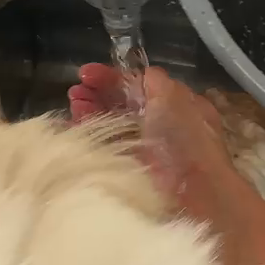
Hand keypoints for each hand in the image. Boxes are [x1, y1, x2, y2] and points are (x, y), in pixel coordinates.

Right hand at [68, 65, 264, 249]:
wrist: (191, 191)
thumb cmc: (185, 138)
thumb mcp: (173, 96)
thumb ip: (155, 81)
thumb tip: (140, 74)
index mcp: (178, 106)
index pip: (142, 86)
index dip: (115, 77)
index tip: (88, 73)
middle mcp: (161, 126)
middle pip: (124, 104)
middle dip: (99, 93)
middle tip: (76, 90)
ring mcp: (145, 149)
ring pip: (112, 124)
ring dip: (91, 110)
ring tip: (73, 103)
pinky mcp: (131, 170)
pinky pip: (106, 145)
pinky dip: (89, 133)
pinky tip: (73, 123)